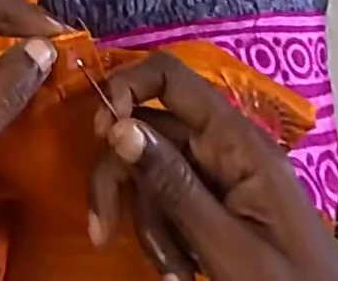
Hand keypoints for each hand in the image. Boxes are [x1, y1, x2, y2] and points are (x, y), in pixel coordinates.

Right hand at [87, 52, 337, 280]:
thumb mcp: (230, 250)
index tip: (103, 132)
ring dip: (144, 218)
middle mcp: (222, 145)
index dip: (127, 87)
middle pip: (147, 127)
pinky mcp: (213, 205)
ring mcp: (217, 175)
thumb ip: (174, 185)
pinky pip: (165, 198)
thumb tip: (117, 125)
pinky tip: (177, 270)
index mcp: (236, 140)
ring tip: (169, 272)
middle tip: (101, 225)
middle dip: (121, 174)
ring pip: (149, 166)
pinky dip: (159, 233)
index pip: (169, 76)